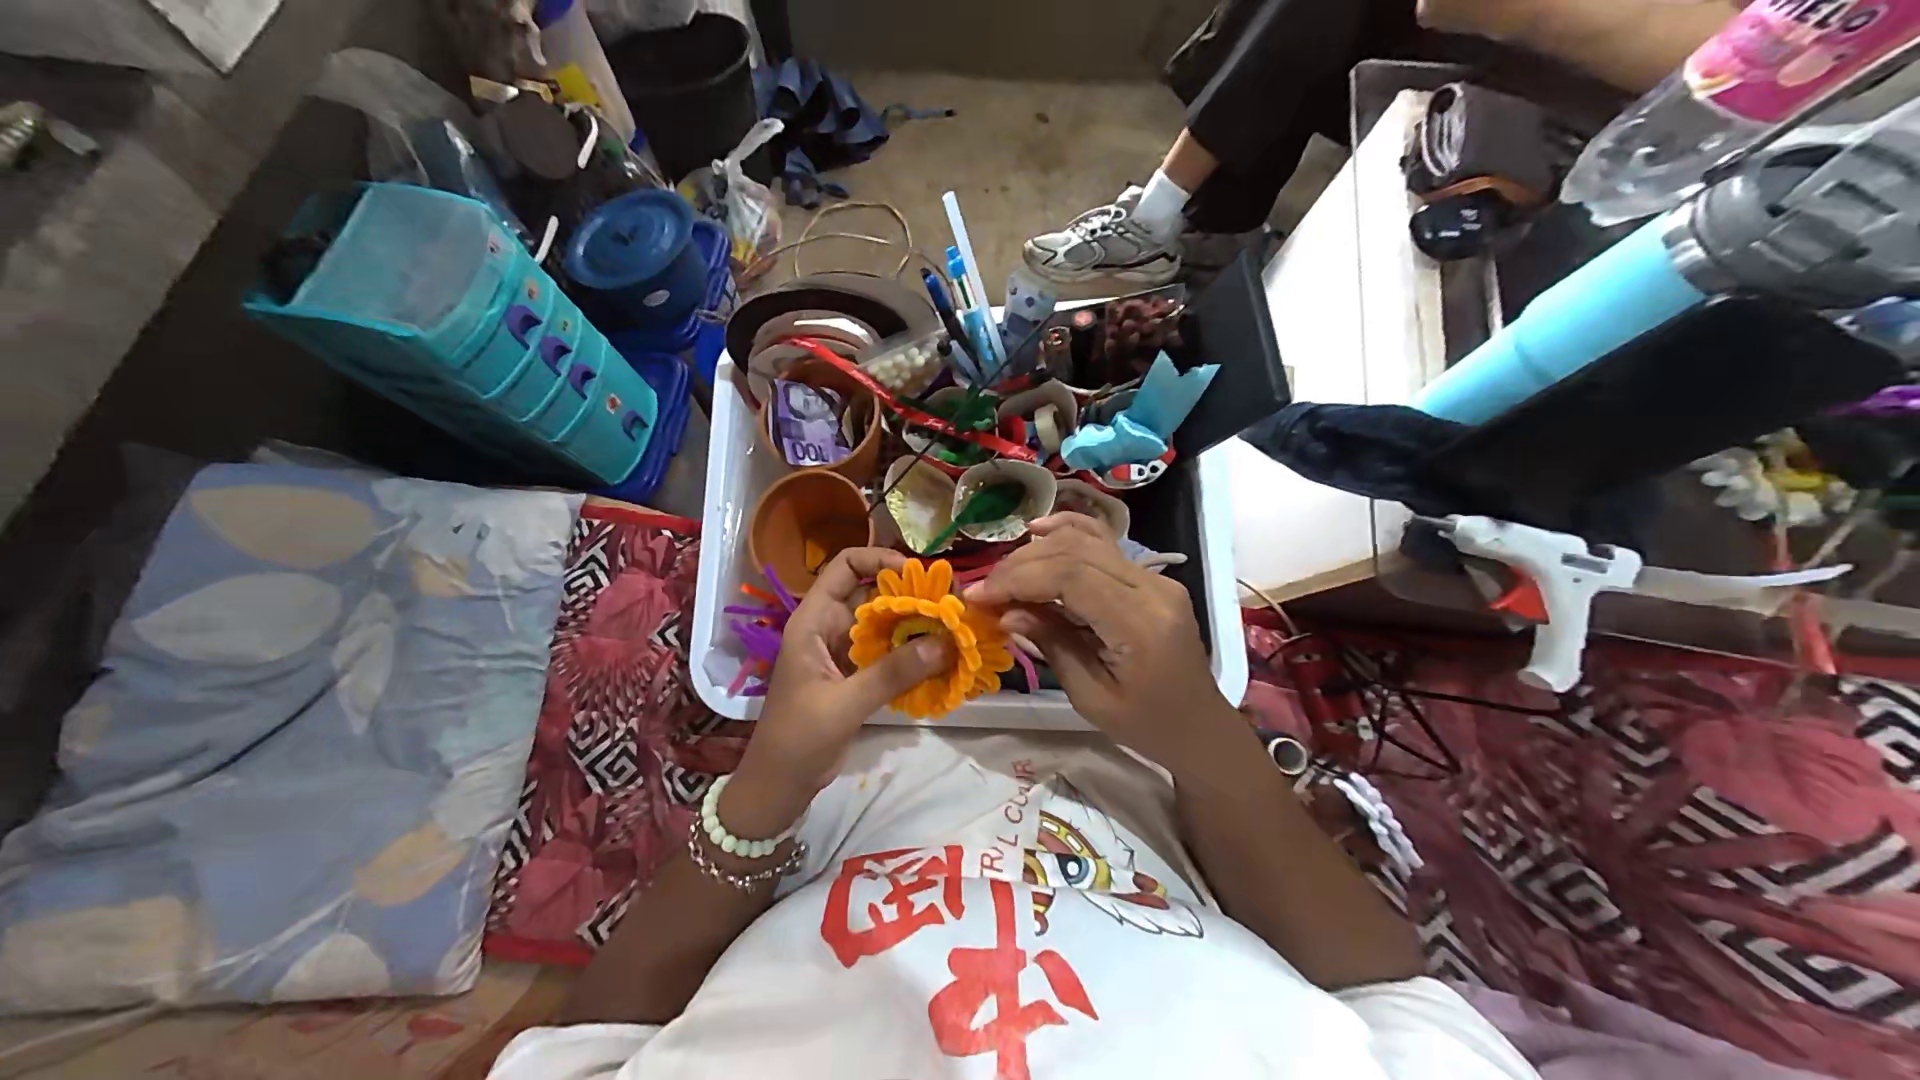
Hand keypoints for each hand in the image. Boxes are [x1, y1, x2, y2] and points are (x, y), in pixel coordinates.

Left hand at [726, 547, 951, 834]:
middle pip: (873, 594)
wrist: (779, 785)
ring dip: (916, 626)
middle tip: (951, 606)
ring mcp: (845, 652)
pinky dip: (913, 653)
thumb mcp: (843, 704)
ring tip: (954, 630)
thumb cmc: (797, 738)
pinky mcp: (858, 676)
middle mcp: (831, 628)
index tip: (917, 574)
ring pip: (885, 624)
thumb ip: (891, 673)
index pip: (844, 566)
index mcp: (814, 620)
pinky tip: (941, 660)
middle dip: (911, 596)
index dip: (878, 559)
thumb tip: (944, 642)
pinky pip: (890, 653)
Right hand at [963, 514, 1240, 774]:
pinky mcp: (1149, 577)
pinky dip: (1070, 531)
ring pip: (1088, 541)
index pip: (1072, 577)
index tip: (978, 596)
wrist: (1199, 725)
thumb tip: (1005, 611)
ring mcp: (1155, 578)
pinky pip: (1105, 543)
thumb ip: (1051, 645)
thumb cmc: (1146, 724)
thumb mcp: (1091, 697)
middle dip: (1021, 565)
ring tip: (1003, 573)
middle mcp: (1153, 589)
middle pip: (1076, 552)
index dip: (1019, 578)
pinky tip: (1038, 530)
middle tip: (985, 589)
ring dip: (1038, 551)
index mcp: (1141, 625)